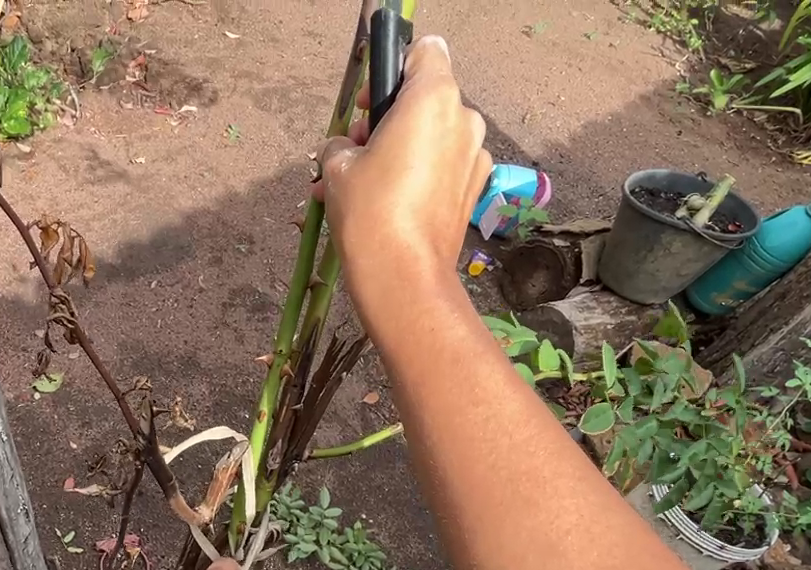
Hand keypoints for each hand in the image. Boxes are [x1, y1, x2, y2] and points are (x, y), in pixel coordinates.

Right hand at [314, 36, 491, 304]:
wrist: (401, 277)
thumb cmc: (369, 212)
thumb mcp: (336, 170)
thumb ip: (340, 144)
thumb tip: (344, 148)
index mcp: (433, 97)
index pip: (423, 51)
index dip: (392, 72)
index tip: (370, 106)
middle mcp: (464, 119)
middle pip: (426, 102)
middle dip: (391, 122)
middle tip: (357, 155)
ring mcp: (474, 157)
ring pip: (432, 140)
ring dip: (400, 154)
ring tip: (364, 190)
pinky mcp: (473, 191)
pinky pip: (442, 171)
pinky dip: (418, 180)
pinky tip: (389, 209)